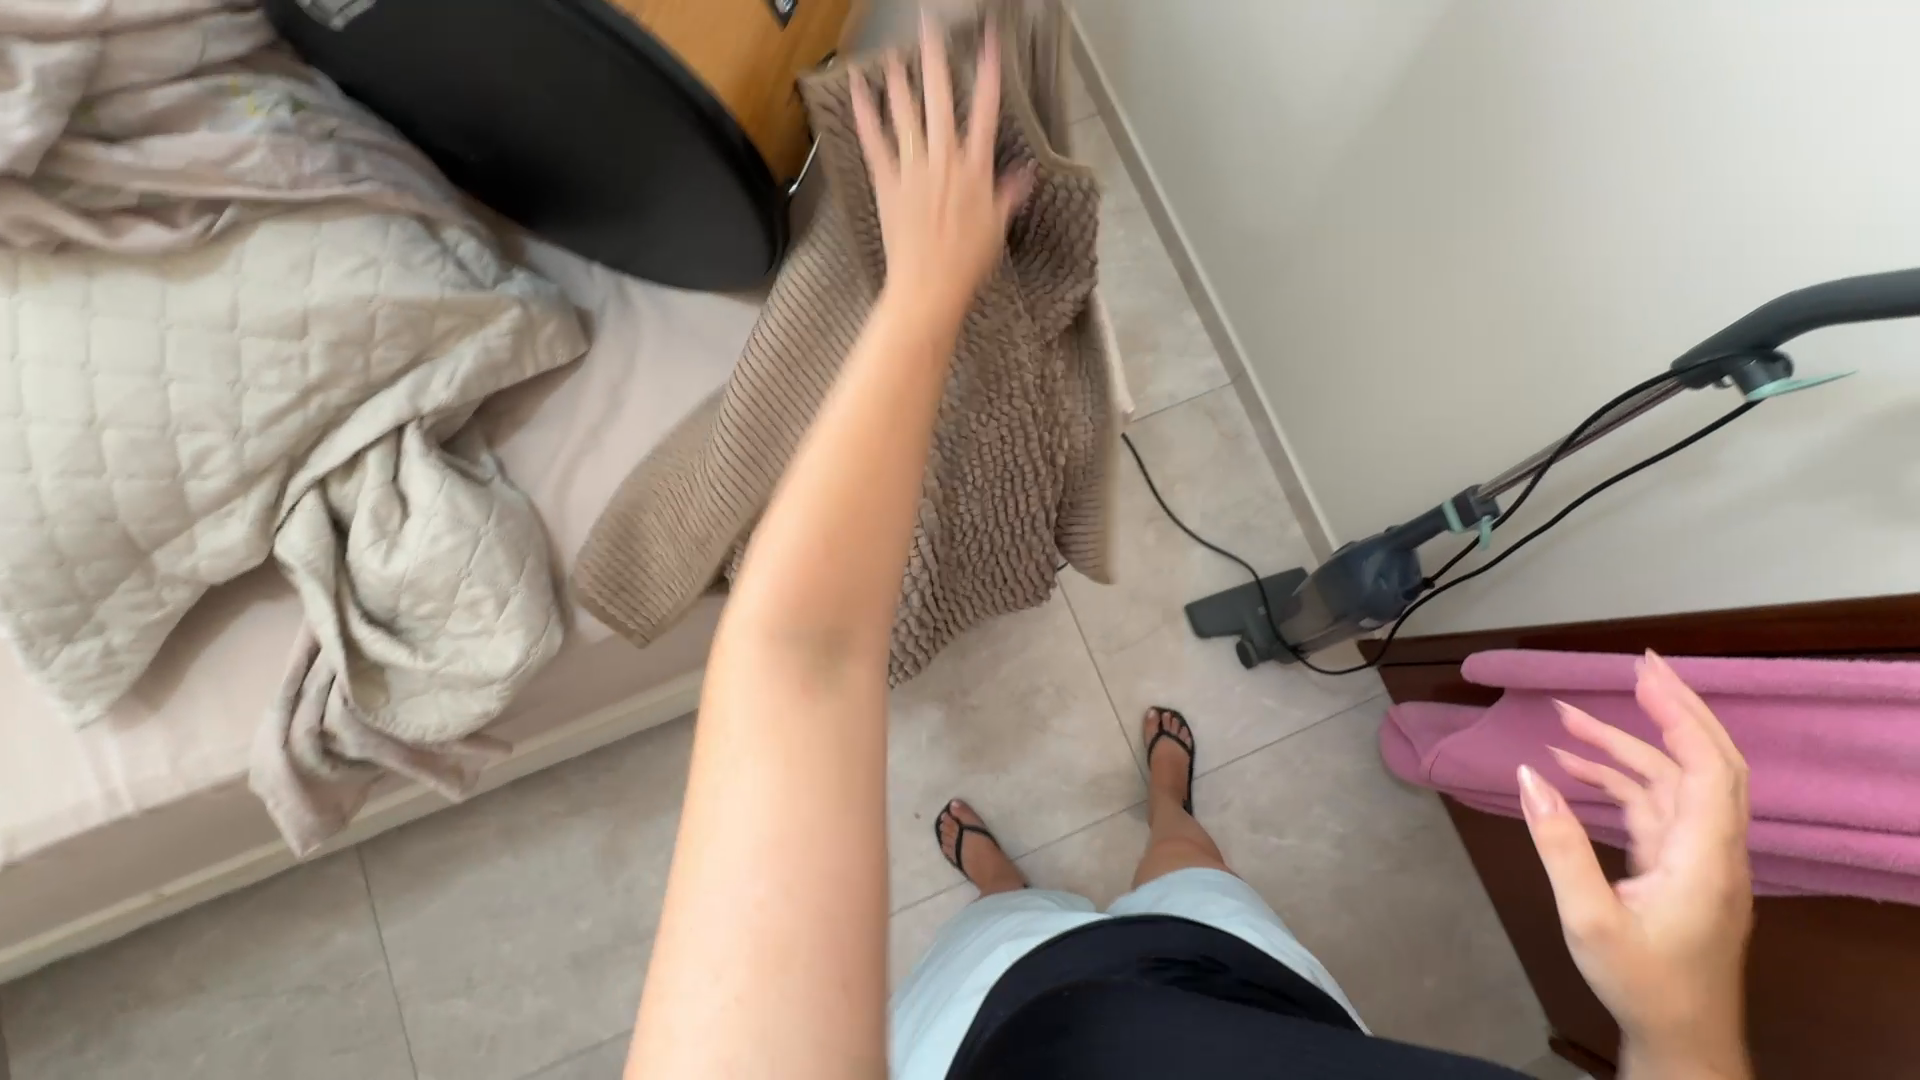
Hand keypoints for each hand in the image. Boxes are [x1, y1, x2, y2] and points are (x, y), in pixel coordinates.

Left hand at [850, 17, 1034, 323]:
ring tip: (895, 52)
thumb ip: (1007, 195)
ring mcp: (914, 167)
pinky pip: (874, 139)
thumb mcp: (996, 230)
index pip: (986, 110)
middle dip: (936, 57)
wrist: (930, 287)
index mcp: (975, 169)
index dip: (990, 72)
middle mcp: (945, 159)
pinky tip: (858, 87)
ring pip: (906, 111)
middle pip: (941, 97)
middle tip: (930, 25)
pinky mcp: (887, 181)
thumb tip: (1024, 175)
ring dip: (901, 77)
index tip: (989, 42)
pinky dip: (864, 111)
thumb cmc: (965, 265)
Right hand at [1519, 651, 1752, 1078]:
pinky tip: (1570, 767)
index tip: (1646, 673)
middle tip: (1635, 668)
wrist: (1681, 1037)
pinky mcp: (1677, 865)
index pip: (1708, 769)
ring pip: (1672, 782)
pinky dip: (1613, 778)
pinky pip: (1651, 805)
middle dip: (1674, 710)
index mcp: (1704, 858)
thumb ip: (1558, 842)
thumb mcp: (1588, 916)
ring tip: (1563, 717)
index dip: (1682, 715)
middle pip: (1709, 764)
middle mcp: (1711, 848)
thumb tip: (1528, 773)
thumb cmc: (1640, 981)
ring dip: (1623, 745)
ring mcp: (1697, 857)